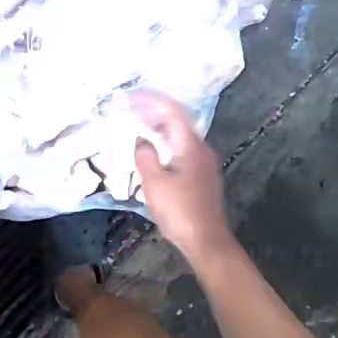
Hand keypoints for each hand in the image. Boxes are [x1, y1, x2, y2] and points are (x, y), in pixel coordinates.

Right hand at [131, 91, 234, 258]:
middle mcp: (201, 148)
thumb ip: (145, 157)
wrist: (207, 241)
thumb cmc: (180, 212)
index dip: (151, 100)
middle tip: (131, 108)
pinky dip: (165, 143)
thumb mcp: (154, 184)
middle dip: (154, 111)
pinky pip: (182, 148)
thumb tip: (141, 141)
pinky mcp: (202, 175)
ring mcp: (204, 162)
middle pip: (178, 120)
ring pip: (180, 135)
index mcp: (190, 146)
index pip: (172, 111)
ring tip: (138, 125)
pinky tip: (153, 151)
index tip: (131, 96)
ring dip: (160, 127)